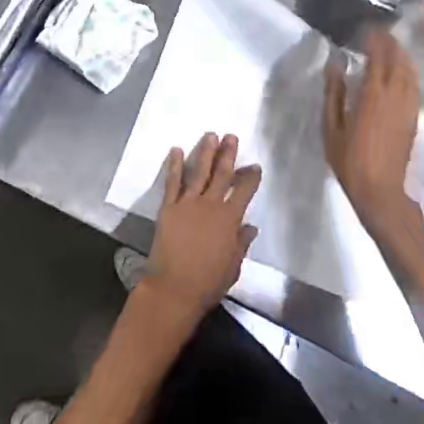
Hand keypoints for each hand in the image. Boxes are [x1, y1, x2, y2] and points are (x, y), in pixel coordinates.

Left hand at [143, 133, 260, 318]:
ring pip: (199, 172)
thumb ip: (241, 243)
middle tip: (231, 136)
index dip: (250, 177)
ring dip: (205, 152)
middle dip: (228, 154)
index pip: (244, 192)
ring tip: (210, 135)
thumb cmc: (208, 282)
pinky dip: (175, 165)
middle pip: (221, 174)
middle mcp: (211, 205)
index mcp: (230, 219)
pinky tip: (176, 150)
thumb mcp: (233, 266)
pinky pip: (173, 182)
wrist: (174, 288)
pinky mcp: (169, 207)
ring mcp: (188, 203)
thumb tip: (250, 227)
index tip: (255, 166)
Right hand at [324, 29, 422, 230]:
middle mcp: (395, 96)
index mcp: (373, 95)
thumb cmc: (349, 160)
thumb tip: (336, 64)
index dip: (375, 40)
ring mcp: (408, 107)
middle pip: (397, 61)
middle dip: (390, 43)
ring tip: (392, 46)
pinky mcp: (413, 118)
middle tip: (380, 32)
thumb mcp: (331, 127)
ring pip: (409, 72)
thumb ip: (334, 93)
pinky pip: (414, 86)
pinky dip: (408, 72)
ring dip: (402, 55)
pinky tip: (402, 72)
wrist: (381, 191)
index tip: (367, 28)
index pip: (378, 57)